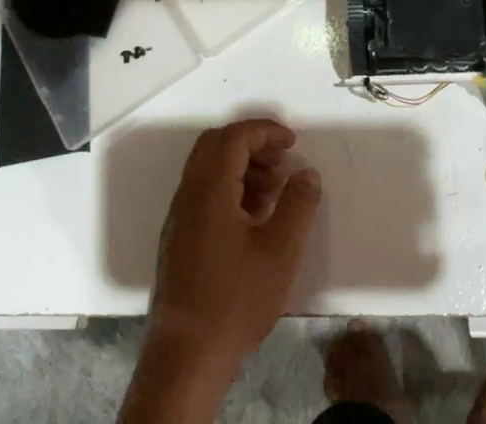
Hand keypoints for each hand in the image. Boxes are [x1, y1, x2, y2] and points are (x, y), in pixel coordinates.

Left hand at [149, 119, 321, 369]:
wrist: (187, 353)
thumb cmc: (236, 298)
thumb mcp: (281, 250)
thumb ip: (298, 205)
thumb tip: (306, 173)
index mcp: (209, 190)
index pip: (233, 137)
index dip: (265, 131)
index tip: (294, 142)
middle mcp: (188, 196)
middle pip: (215, 147)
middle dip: (251, 144)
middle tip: (283, 160)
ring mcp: (180, 219)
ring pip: (208, 171)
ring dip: (243, 167)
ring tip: (277, 189)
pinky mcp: (180, 239)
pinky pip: (204, 195)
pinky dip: (231, 189)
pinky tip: (257, 217)